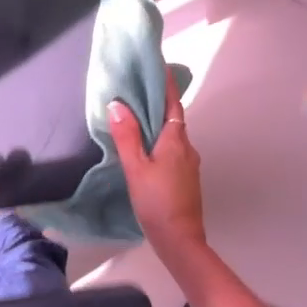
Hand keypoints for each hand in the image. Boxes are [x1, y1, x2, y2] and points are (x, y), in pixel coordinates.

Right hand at [107, 70, 206, 253]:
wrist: (180, 240)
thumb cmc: (156, 202)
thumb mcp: (135, 168)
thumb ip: (127, 136)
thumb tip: (117, 104)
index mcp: (176, 141)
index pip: (172, 103)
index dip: (165, 84)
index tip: (157, 65)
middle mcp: (187, 148)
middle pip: (172, 118)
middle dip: (157, 103)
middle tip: (137, 89)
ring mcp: (189, 165)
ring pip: (172, 136)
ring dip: (157, 124)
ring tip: (135, 117)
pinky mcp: (185, 179)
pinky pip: (172, 150)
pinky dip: (159, 141)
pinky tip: (145, 148)